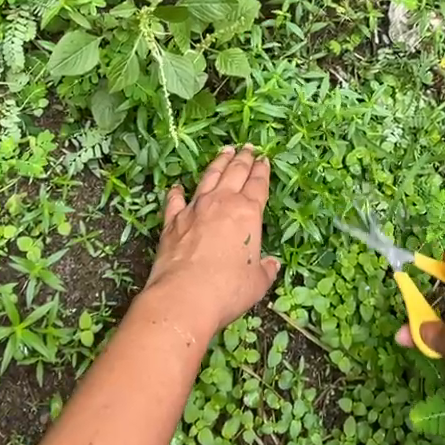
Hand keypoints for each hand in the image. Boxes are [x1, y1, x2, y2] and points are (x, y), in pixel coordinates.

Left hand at [140, 145, 281, 342]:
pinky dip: (177, 192)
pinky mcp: (172, 221)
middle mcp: (222, 202)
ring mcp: (195, 208)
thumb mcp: (257, 283)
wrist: (184, 297)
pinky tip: (177, 186)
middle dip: (244, 158)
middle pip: (235, 172)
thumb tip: (272, 264)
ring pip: (209, 177)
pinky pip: (175, 200)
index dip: (262, 171)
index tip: (264, 160)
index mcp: (248, 212)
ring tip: (225, 151)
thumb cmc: (227, 290)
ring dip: (218, 163)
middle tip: (249, 148)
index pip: (258, 184)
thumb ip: (265, 270)